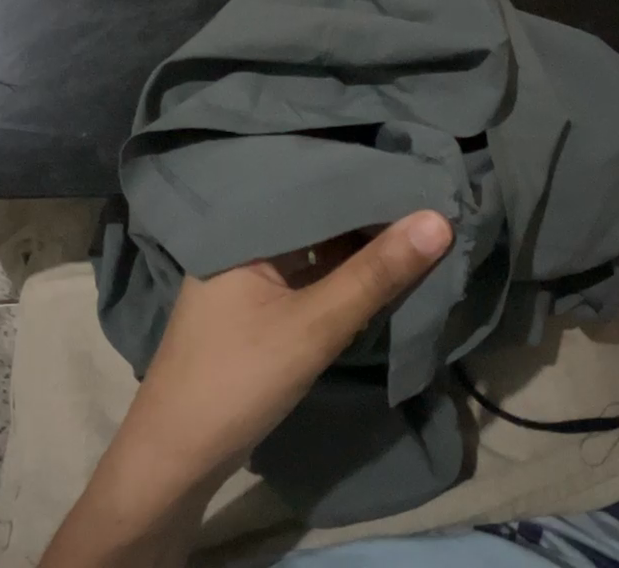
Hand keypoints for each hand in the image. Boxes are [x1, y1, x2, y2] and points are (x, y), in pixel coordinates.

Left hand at [40, 210, 453, 566]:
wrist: (177, 457)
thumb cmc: (237, 379)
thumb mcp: (313, 326)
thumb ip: (375, 274)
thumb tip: (440, 218)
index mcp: (243, 224)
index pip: (311, 182)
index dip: (363, 174)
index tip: (418, 162)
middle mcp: (244, 238)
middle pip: (315, 212)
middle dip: (367, 208)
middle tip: (429, 187)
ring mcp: (250, 273)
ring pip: (315, 244)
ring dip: (358, 242)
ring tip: (419, 218)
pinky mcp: (259, 303)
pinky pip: (309, 272)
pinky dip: (342, 271)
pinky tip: (382, 264)